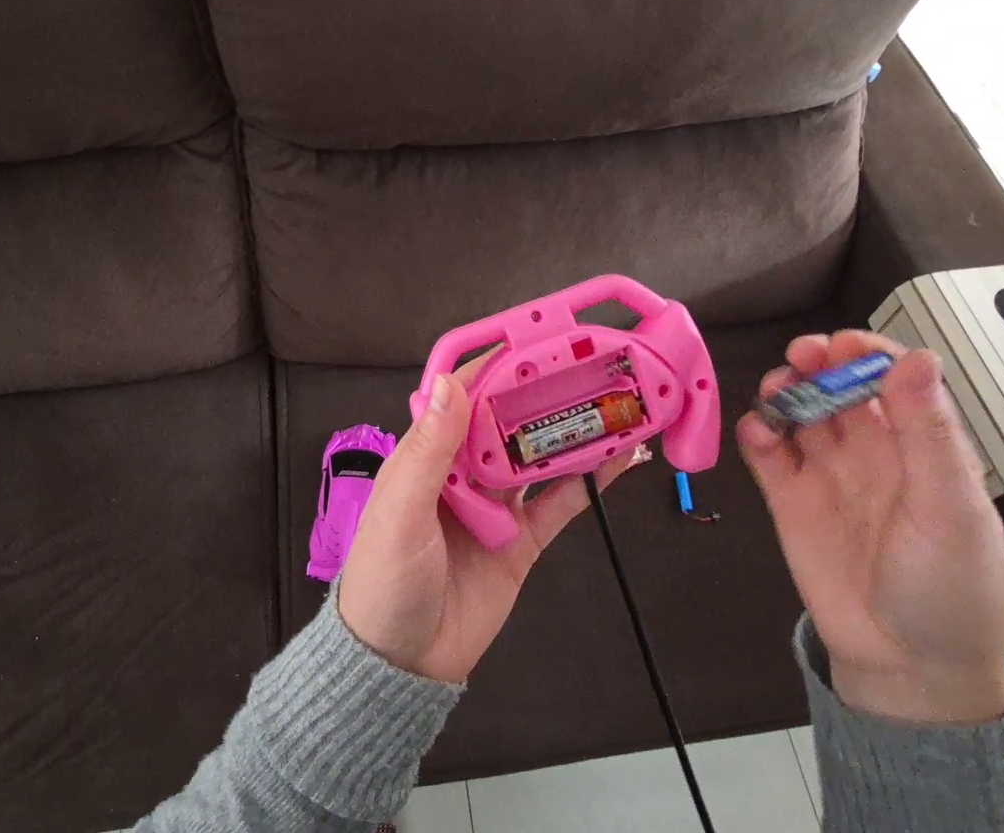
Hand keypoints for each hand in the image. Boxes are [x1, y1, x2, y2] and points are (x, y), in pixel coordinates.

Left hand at [339, 351, 645, 684]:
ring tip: (615, 403)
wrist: (402, 662)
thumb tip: (450, 383)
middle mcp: (464, 472)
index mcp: (427, 455)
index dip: (500, 366)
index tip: (538, 341)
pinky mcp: (523, 540)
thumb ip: (428, 450)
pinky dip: (592, 482)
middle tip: (592, 367)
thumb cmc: (384, 581)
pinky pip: (562, 503)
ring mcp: (497, 506)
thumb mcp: (399, 512)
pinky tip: (619, 460)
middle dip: (546, 393)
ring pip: (541, 456)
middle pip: (511, 421)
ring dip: (574, 431)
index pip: (465, 396)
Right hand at [738, 330, 1003, 725]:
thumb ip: (930, 435)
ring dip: (786, 391)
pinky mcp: (789, 499)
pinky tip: (758, 431)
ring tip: (777, 392)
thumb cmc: (949, 588)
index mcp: (924, 447)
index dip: (869, 354)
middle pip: (840, 387)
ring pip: (800, 412)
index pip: (895, 380)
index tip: (844, 345)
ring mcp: (827, 474)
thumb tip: (917, 358)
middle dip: (820, 363)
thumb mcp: (952, 512)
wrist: (906, 663)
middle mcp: (873, 451)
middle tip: (802, 356)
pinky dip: (757, 433)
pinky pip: (768, 454)